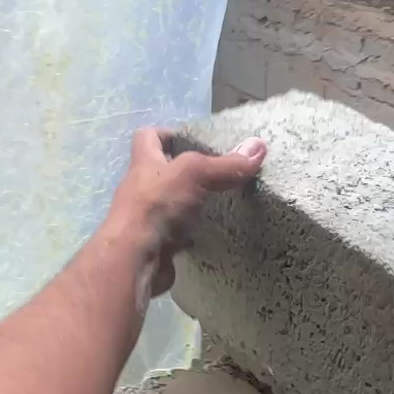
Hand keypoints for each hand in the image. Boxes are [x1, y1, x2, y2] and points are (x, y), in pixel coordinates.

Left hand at [104, 127, 265, 295]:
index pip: (147, 137)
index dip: (167, 133)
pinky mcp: (156, 245)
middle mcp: (141, 189)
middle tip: (218, 174)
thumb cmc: (156, 206)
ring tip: (221, 202)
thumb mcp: (194, 174)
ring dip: (191, 204)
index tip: (193, 140)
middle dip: (187, 172)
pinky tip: (211, 234)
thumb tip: (259, 146)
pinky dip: (192, 234)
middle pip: (162, 172)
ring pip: (170, 205)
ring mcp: (147, 219)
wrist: (134, 260)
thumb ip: (225, 164)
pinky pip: (176, 235)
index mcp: (144, 163)